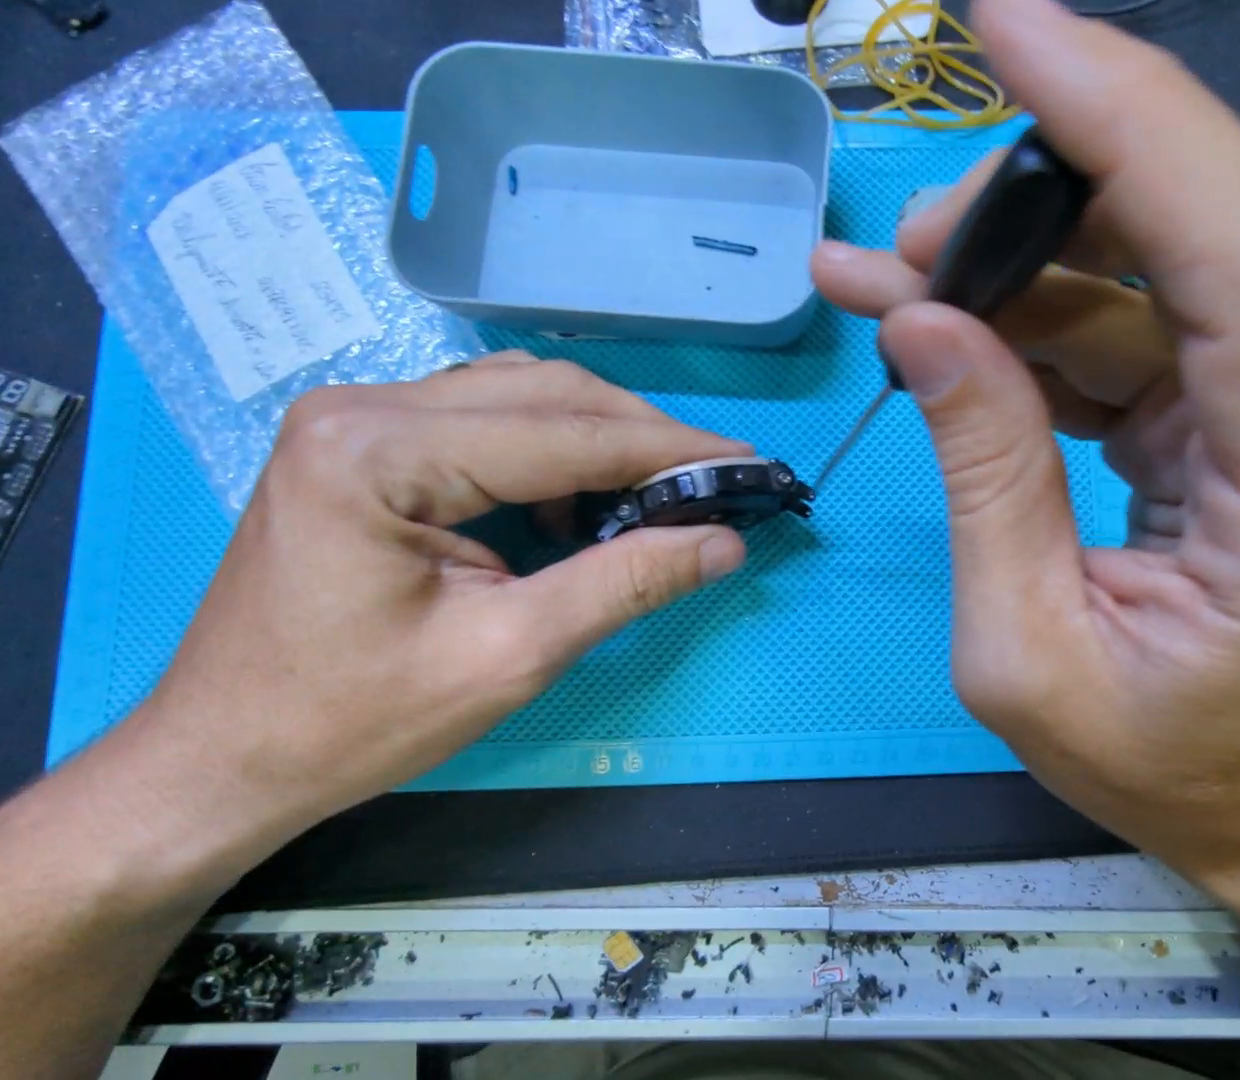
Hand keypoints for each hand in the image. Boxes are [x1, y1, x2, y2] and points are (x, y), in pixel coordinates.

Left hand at [127, 353, 749, 843]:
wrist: (225, 756)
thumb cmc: (356, 719)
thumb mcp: (510, 655)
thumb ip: (626, 584)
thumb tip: (725, 543)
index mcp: (381, 451)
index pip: (565, 434)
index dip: (669, 449)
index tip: (746, 462)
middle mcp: (364, 407)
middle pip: (546, 395)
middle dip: (643, 436)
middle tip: (716, 478)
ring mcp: (358, 418)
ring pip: (522, 396)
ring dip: (604, 437)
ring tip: (665, 488)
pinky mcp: (366, 443)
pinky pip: (489, 419)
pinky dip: (557, 449)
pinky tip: (586, 499)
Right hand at [811, 0, 1239, 894]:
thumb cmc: (1158, 764)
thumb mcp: (1026, 658)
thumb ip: (988, 484)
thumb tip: (927, 325)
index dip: (1145, 125)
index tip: (1015, 32)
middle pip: (1219, 234)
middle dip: (1058, 182)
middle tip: (912, 228)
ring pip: (1161, 276)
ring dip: (1022, 259)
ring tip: (892, 280)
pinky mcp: (1234, 426)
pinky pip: (1138, 332)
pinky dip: (1037, 316)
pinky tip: (942, 323)